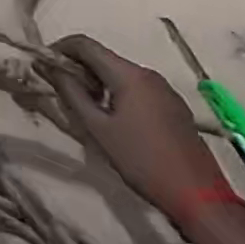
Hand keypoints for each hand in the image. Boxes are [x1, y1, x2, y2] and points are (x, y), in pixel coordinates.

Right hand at [53, 35, 227, 216]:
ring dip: (97, 81)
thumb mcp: (98, 129)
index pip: (85, 44)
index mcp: (129, 74)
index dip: (60, 48)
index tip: (43, 64)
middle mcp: (148, 74)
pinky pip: (137, 87)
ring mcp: (164, 90)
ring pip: (120, 72)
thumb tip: (47, 66)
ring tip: (84, 107)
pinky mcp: (174, 106)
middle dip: (78, 67)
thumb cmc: (143, 162)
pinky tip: (113, 118)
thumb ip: (70, 92)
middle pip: (103, 57)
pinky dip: (117, 92)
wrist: (201, 199)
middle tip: (60, 89)